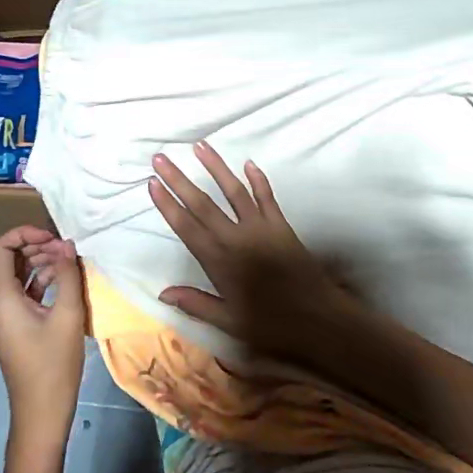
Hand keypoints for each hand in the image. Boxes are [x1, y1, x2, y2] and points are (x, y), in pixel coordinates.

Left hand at [0, 225, 86, 449]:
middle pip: (8, 260)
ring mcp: (0, 317)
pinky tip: (64, 282)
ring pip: (16, 277)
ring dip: (40, 264)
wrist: (41, 413)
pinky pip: (20, 294)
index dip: (24, 233)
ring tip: (69, 262)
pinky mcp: (10, 327)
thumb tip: (68, 244)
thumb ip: (68, 275)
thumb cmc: (53, 365)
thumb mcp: (68, 316)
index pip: (0, 248)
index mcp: (0, 298)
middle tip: (66, 249)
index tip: (53, 237)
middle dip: (36, 248)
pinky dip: (39, 283)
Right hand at [150, 142, 368, 360]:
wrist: (320, 321)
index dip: (167, 204)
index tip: (152, 183)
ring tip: (199, 146)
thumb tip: (163, 292)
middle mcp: (235, 239)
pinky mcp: (282, 226)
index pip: (185, 227)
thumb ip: (196, 303)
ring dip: (215, 167)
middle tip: (161, 157)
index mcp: (218, 262)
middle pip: (201, 203)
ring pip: (233, 191)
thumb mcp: (229, 322)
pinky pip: (267, 197)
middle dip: (179, 179)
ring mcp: (260, 229)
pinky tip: (248, 163)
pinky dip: (258, 179)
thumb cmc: (271, 326)